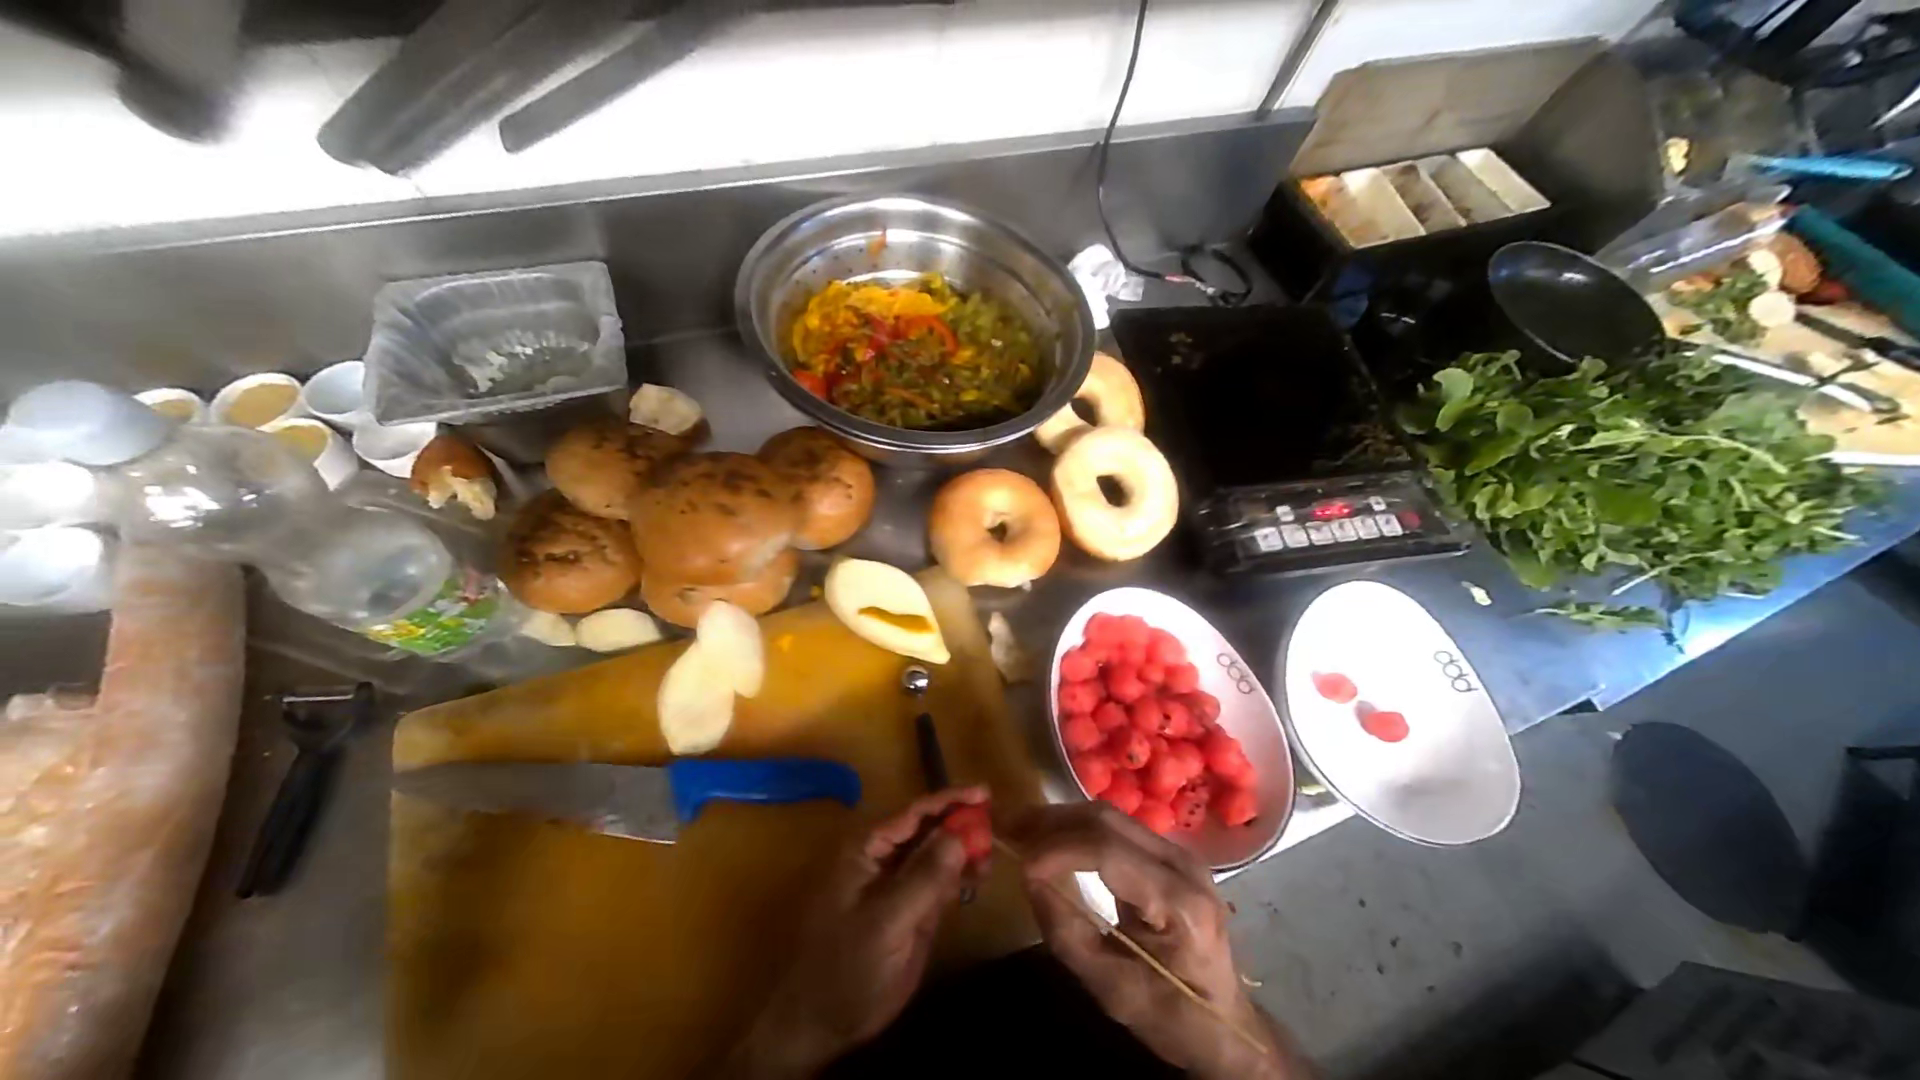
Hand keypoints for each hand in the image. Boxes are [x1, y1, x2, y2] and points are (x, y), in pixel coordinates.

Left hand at [716, 787, 988, 1079]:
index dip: (948, 800)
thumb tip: (959, 834)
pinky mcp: (908, 907)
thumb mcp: (887, 921)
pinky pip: (937, 880)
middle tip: (997, 821)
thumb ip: (924, 877)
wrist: (824, 1021)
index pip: (913, 812)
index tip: (984, 792)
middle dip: (960, 822)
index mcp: (865, 848)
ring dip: (963, 849)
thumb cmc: (847, 966)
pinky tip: (981, 874)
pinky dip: (959, 875)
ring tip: (994, 850)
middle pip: (926, 828)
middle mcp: (881, 857)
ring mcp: (895, 883)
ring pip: (935, 853)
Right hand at [1010, 803, 1313, 1079]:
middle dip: (1053, 822)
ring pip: (1110, 815)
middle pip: (1108, 821)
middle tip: (1009, 830)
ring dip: (1062, 819)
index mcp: (1179, 902)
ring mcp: (1180, 853)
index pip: (1108, 851)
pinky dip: (1078, 827)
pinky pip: (1117, 826)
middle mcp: (1183, 864)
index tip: (1020, 863)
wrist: (1225, 1025)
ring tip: (1022, 830)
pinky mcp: (1169, 853)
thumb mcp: (1110, 988)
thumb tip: (1029, 876)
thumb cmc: (1170, 1016)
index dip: (1058, 850)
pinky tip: (1052, 837)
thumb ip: (1065, 932)